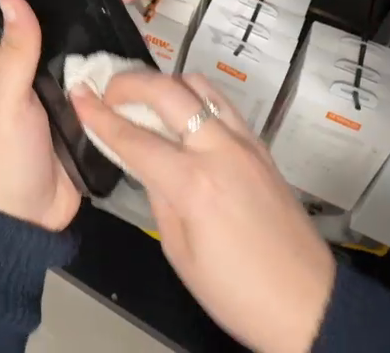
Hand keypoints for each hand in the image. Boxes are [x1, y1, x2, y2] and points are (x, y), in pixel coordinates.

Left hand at [0, 0, 133, 230]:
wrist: (24, 219)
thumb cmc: (4, 153)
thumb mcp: (7, 98)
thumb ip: (16, 51)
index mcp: (13, 58)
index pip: (33, 7)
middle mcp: (41, 67)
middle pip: (69, 23)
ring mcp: (69, 91)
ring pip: (93, 48)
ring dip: (110, 23)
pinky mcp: (93, 116)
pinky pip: (112, 84)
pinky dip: (126, 65)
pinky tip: (145, 47)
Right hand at [71, 71, 335, 352]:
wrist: (311, 306)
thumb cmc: (237, 293)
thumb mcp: (180, 252)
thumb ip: (157, 195)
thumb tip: (143, 161)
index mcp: (194, 184)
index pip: (134, 137)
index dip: (98, 114)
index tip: (77, 94)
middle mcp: (220, 151)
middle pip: (166, 91)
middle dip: (129, 83)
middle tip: (108, 92)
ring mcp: (245, 143)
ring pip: (199, 85)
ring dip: (165, 84)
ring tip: (146, 101)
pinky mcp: (261, 147)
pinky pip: (222, 103)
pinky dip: (194, 98)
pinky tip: (183, 118)